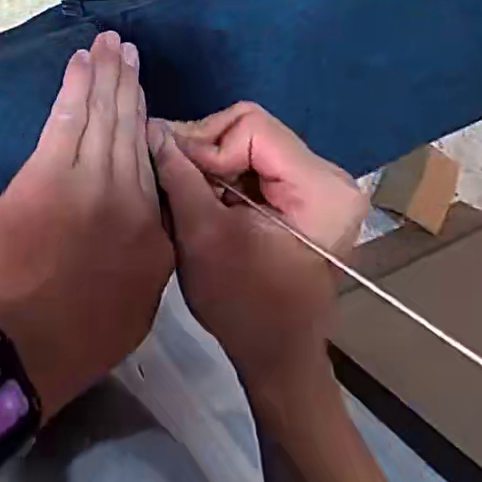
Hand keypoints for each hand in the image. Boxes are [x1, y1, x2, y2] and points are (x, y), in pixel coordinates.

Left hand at [0, 31, 174, 412]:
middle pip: (132, 131)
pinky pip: (68, 120)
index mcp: (156, 237)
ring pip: (104, 117)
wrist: (8, 348)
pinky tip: (82, 63)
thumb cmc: (70, 340)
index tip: (141, 101)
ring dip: (107, 75)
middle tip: (130, 51)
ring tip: (110, 45)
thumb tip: (147, 222)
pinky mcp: (47, 174)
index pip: (156, 170)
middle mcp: (130, 200)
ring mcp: (89, 183)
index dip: (147, 127)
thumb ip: (148, 260)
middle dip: (129, 85)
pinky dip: (76, 88)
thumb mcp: (134, 312)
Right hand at [147, 102, 367, 388]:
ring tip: (184, 186)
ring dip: (209, 160)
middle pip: (251, 128)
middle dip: (205, 149)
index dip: (205, 144)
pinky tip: (203, 195)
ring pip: (248, 140)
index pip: (252, 126)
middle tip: (172, 174)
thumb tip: (153, 127)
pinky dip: (221, 172)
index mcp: (320, 187)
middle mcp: (329, 176)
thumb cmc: (243, 306)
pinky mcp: (301, 193)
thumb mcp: (203, 237)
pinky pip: (253, 160)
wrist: (276, 355)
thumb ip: (179, 176)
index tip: (176, 173)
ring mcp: (317, 183)